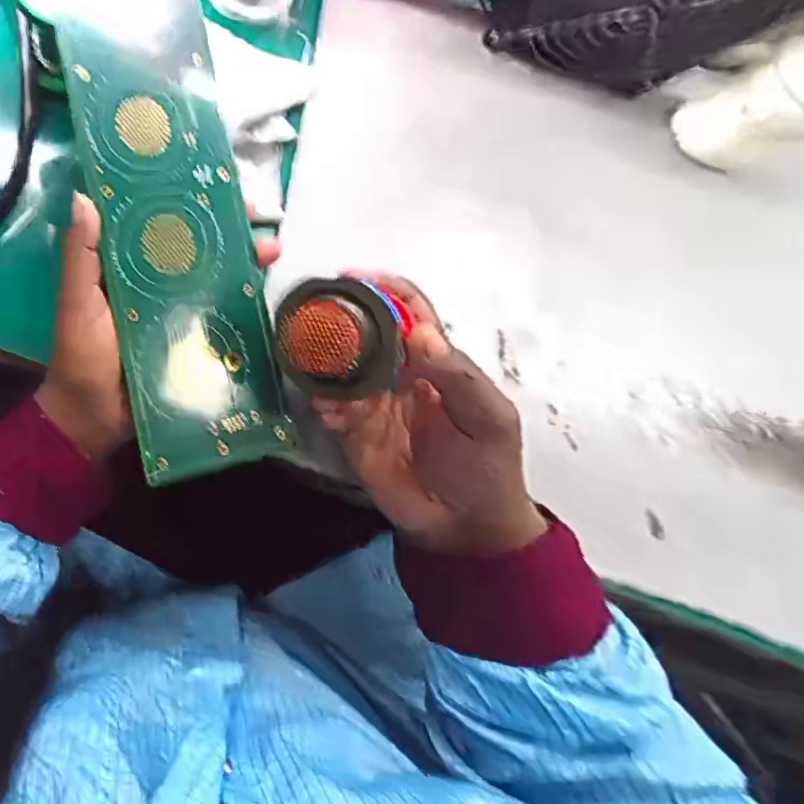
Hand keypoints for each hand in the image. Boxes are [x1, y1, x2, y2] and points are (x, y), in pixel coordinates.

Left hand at [38, 193, 282, 457]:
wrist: (93, 418)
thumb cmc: (80, 356)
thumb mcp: (77, 303)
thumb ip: (80, 255)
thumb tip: (83, 197)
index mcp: (120, 269)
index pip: (153, 224)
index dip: (180, 202)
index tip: (210, 183)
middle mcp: (150, 284)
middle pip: (191, 247)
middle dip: (224, 228)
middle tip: (256, 213)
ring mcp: (174, 312)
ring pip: (211, 276)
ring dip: (241, 260)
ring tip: (271, 248)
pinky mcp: (191, 340)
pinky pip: (220, 313)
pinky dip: (243, 300)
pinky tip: (266, 289)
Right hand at [312, 274, 547, 554]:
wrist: (464, 525)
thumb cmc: (486, 466)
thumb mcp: (488, 420)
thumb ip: (457, 377)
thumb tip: (416, 332)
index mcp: (434, 363)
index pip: (408, 313)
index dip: (384, 290)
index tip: (353, 278)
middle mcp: (395, 375)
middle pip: (361, 335)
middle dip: (338, 323)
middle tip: (315, 321)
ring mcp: (368, 403)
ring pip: (337, 370)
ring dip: (326, 368)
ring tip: (323, 375)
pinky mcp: (348, 431)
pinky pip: (327, 408)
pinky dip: (323, 405)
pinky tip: (331, 413)